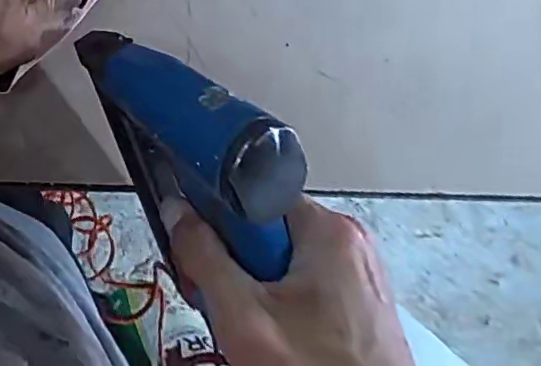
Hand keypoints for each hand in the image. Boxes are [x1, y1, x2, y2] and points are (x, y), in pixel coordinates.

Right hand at [169, 198, 414, 365]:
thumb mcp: (244, 318)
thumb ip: (204, 258)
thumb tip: (176, 211)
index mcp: (329, 228)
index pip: (256, 196)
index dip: (222, 224)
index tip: (203, 251)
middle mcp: (350, 241)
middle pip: (270, 232)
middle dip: (242, 267)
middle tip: (231, 308)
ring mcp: (361, 275)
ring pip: (287, 264)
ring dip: (261, 292)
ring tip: (257, 333)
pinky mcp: (364, 306)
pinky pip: (311, 288)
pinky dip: (288, 309)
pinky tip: (281, 344)